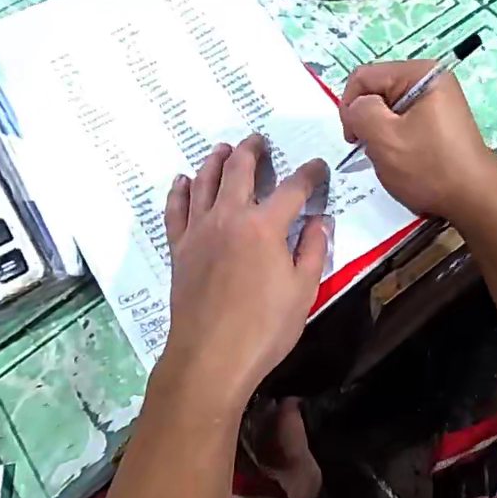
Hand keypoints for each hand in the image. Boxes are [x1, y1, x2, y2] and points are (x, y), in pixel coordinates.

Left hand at [161, 135, 328, 403]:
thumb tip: (321, 222)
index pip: (293, 188)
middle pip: (240, 170)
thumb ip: (313, 250)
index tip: (318, 167)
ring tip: (224, 149)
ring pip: (204, 182)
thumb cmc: (265, 328)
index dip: (309, 174)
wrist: (211, 357)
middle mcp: (230, 217)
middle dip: (253, 150)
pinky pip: (176, 209)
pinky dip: (179, 191)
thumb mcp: (304, 290)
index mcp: (265, 226)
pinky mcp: (179, 248)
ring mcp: (199, 230)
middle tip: (259, 140)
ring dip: (216, 160)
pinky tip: (182, 180)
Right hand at [340, 60, 496, 223]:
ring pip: (389, 111)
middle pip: (377, 92)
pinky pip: (406, 124)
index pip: (363, 77)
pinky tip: (405, 161)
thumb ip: (360, 112)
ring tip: (393, 159)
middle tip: (374, 151)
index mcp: (420, 74)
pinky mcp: (441, 123)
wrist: (473, 199)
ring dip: (382, 136)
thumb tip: (357, 108)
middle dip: (368, 122)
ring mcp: (438, 102)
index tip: (354, 139)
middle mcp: (431, 81)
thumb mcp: (384, 138)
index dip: (350, 107)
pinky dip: (397, 142)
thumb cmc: (429, 168)